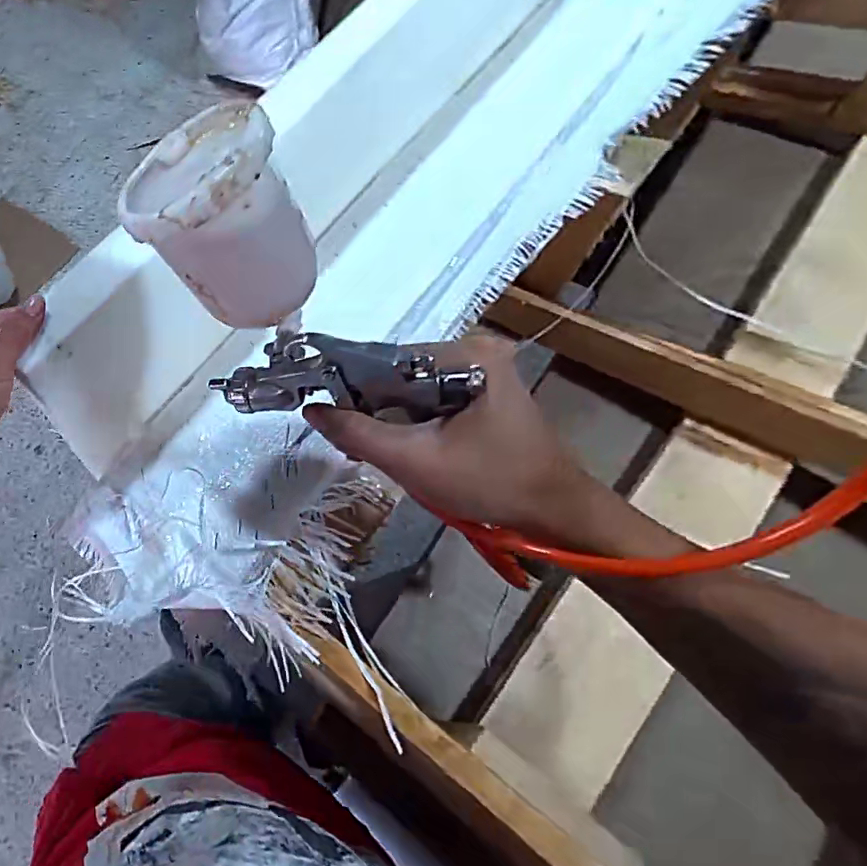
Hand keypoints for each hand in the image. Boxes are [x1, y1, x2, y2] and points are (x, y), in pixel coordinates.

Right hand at [302, 334, 612, 543]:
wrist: (556, 515)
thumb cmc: (491, 483)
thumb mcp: (414, 460)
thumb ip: (357, 433)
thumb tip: (310, 409)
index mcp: (467, 354)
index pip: (385, 361)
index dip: (351, 390)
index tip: (330, 420)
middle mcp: (473, 350)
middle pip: (394, 374)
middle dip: (369, 409)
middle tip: (354, 446)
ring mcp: (479, 370)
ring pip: (406, 389)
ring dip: (385, 419)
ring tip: (372, 450)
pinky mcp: (479, 391)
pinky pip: (424, 399)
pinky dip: (406, 422)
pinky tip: (399, 446)